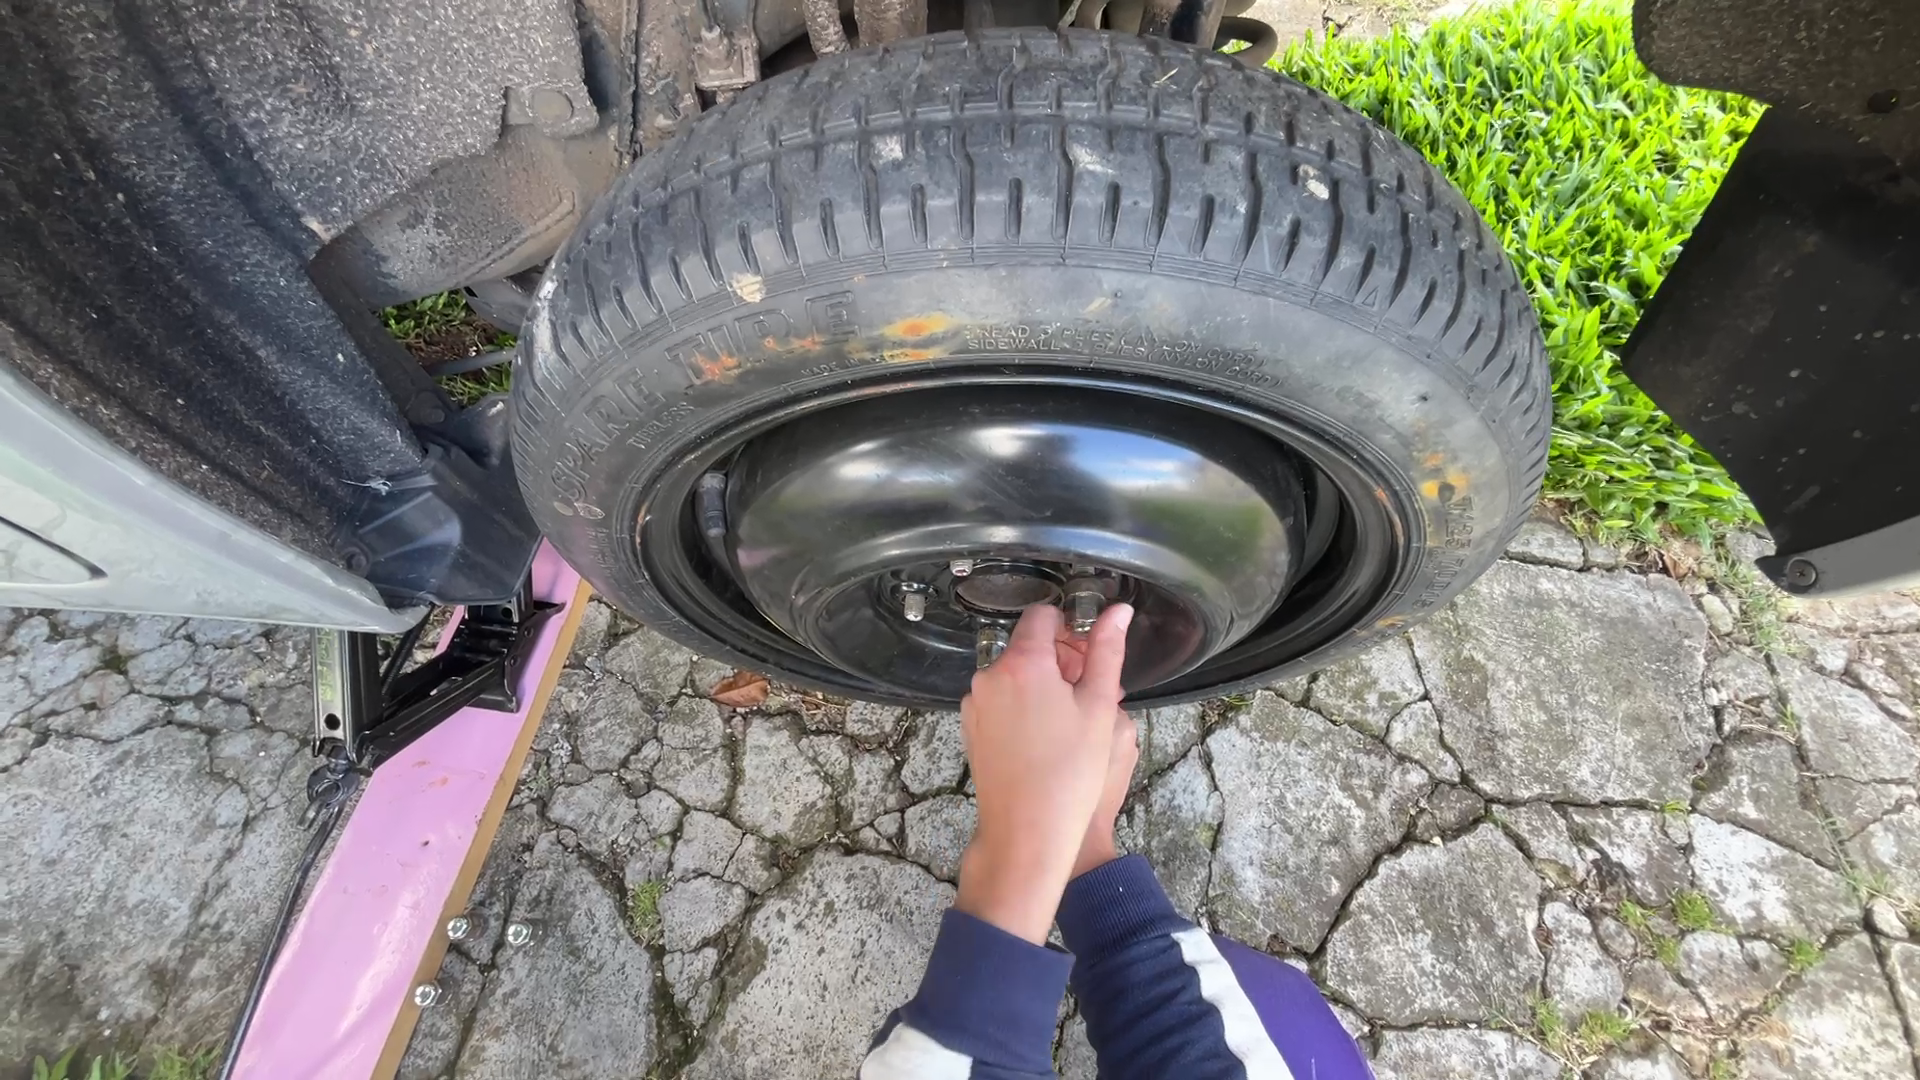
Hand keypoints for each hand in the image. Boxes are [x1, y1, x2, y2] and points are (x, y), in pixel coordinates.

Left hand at [956, 601, 1133, 942]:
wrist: (1026, 831)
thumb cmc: (1071, 770)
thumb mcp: (1099, 705)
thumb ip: (1107, 650)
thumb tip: (1117, 610)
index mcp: (1022, 662)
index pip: (1043, 616)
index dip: (1070, 629)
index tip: (1088, 657)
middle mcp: (990, 674)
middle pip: (1027, 644)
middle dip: (1060, 658)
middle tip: (1089, 692)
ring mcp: (975, 701)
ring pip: (1014, 673)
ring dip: (1042, 682)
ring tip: (1070, 720)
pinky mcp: (970, 725)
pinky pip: (999, 698)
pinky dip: (1021, 704)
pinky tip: (1043, 737)